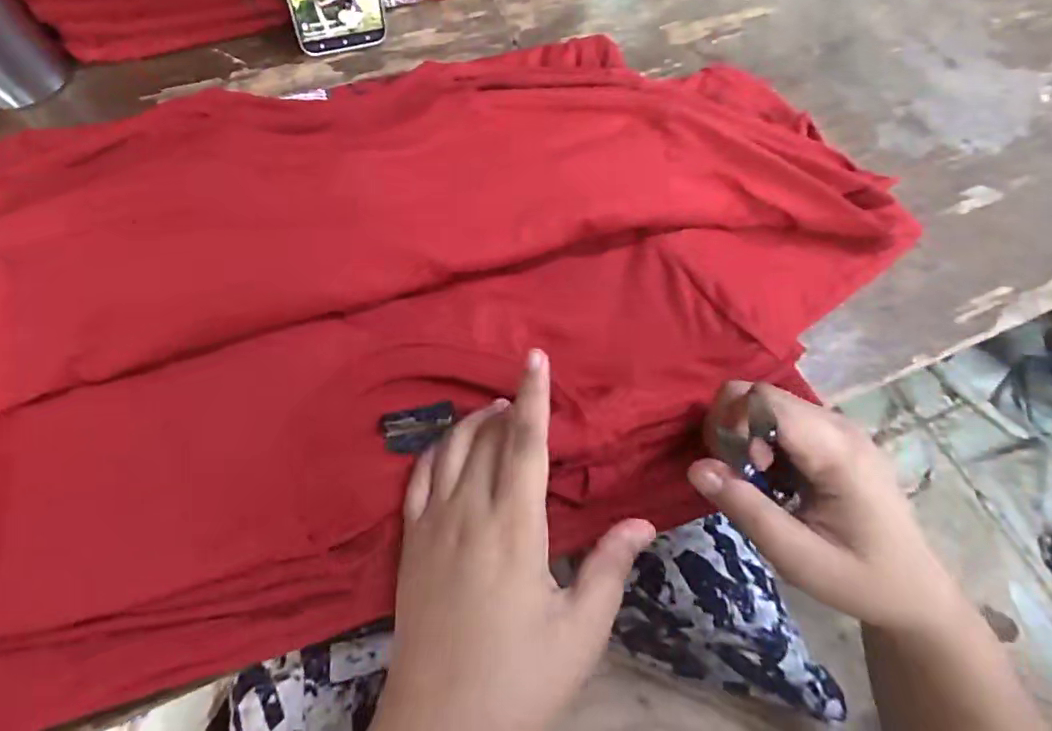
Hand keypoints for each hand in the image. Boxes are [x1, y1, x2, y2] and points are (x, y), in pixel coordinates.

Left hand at [372, 350, 658, 730]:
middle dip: (506, 407)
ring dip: (472, 424)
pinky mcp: (409, 544)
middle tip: (521, 397)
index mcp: (515, 527)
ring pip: (450, 451)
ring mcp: (432, 526)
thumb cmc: (519, 678)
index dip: (533, 396)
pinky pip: (417, 480)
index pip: (526, 444)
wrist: (441, 725)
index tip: (534, 357)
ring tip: (492, 415)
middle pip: (487, 439)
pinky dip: (433, 453)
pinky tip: (445, 450)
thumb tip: (641, 522)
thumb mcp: (579, 632)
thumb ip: (608, 568)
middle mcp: (470, 512)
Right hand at [687, 381, 971, 634]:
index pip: (763, 400)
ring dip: (747, 433)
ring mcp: (839, 426)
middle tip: (740, 476)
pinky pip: (782, 415)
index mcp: (837, 450)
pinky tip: (776, 478)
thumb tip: (696, 467)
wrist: (918, 595)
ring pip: (768, 401)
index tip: (738, 470)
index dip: (733, 424)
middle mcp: (838, 424)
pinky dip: (764, 438)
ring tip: (760, 481)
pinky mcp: (835, 433)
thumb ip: (747, 509)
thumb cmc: (860, 581)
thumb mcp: (798, 558)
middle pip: (761, 393)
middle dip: (734, 427)